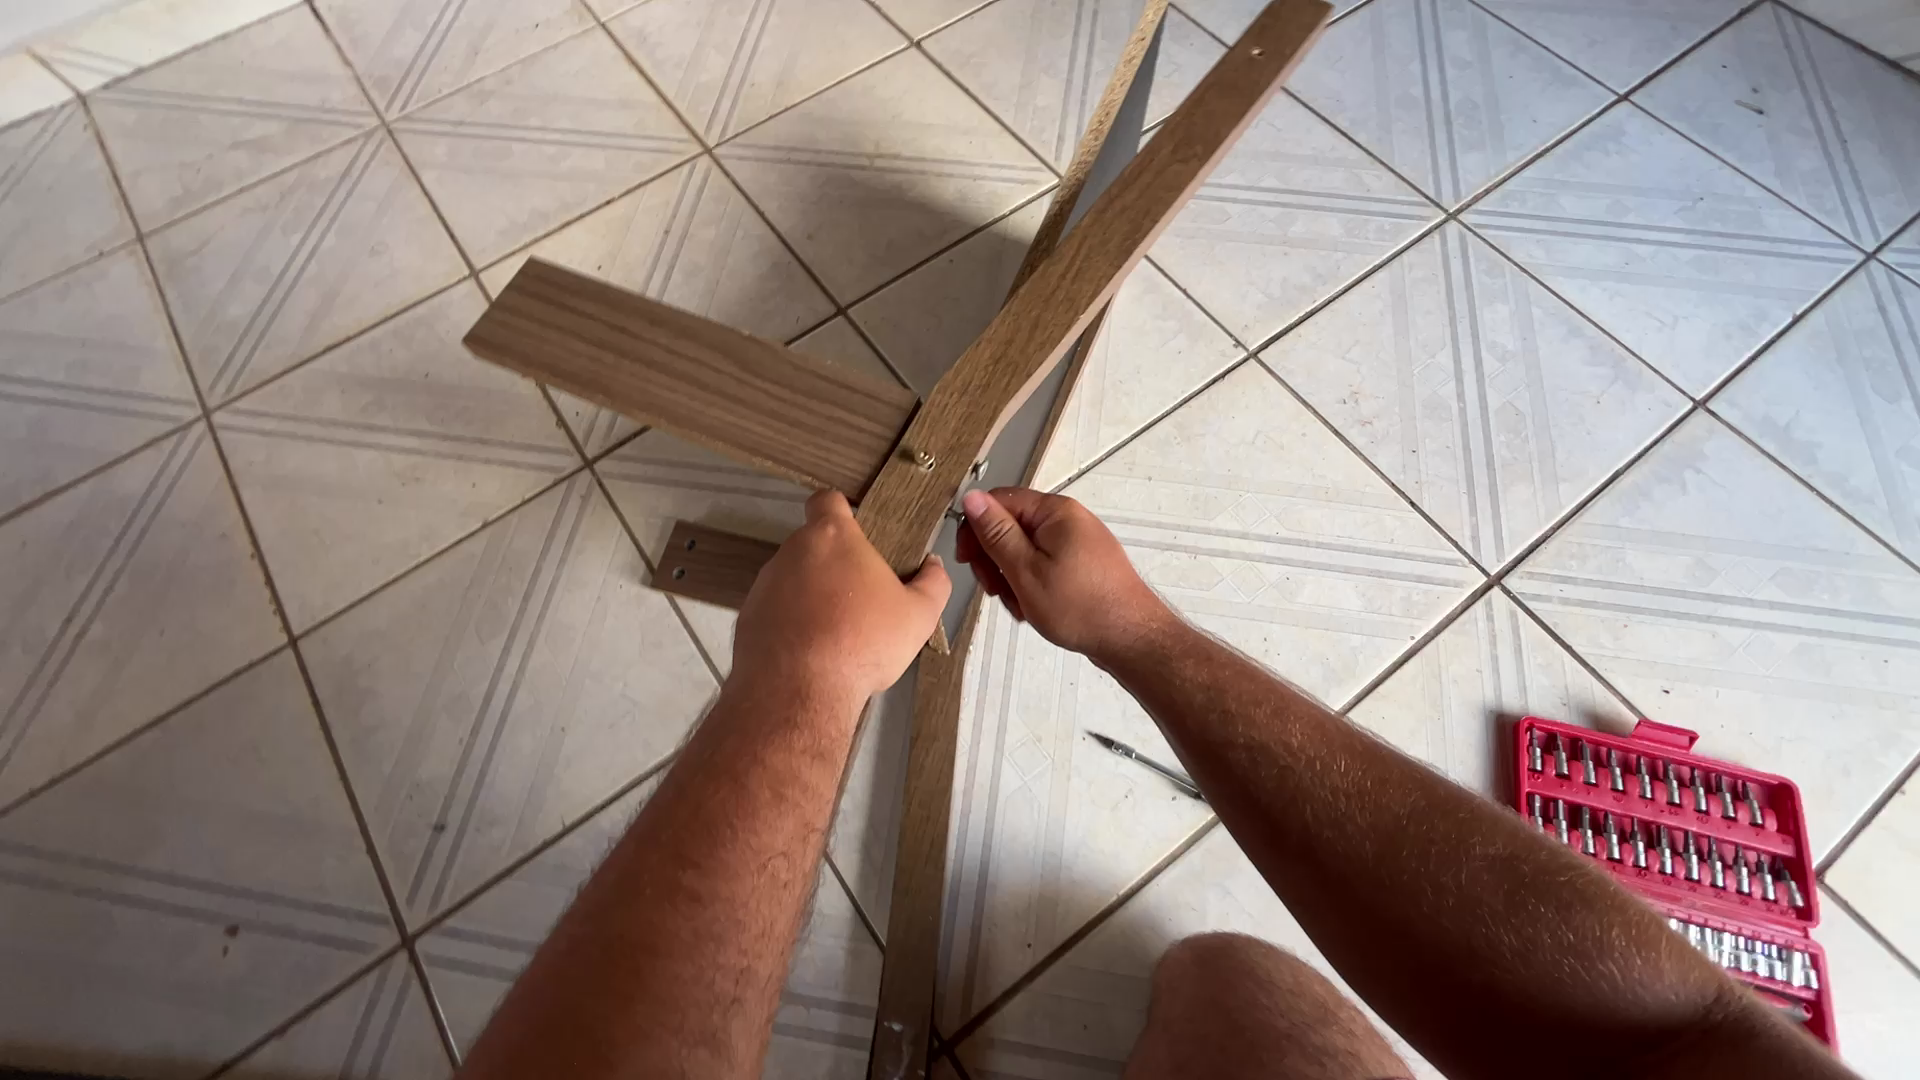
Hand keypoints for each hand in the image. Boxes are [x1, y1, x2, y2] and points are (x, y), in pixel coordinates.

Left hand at [732, 490, 950, 706]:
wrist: (798, 693)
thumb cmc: (861, 644)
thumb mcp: (918, 616)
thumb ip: (934, 583)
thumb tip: (934, 567)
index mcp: (832, 538)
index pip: (828, 500)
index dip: (843, 510)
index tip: (858, 531)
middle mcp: (792, 552)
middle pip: (814, 544)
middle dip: (836, 564)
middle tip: (862, 595)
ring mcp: (765, 584)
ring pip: (794, 578)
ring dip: (813, 595)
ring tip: (839, 631)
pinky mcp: (748, 617)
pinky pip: (776, 610)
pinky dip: (792, 623)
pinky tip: (813, 651)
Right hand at [956, 487, 1172, 662]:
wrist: (1131, 639)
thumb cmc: (1080, 607)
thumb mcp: (1025, 570)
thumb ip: (996, 533)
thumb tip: (971, 497)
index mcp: (1054, 512)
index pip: (998, 501)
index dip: (975, 528)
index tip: (967, 560)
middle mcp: (1067, 520)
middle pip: (1010, 526)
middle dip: (994, 559)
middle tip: (996, 590)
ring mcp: (1076, 543)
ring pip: (1024, 551)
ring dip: (1011, 578)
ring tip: (1020, 606)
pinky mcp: (1080, 565)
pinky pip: (1043, 566)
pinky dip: (1031, 586)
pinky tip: (1034, 609)